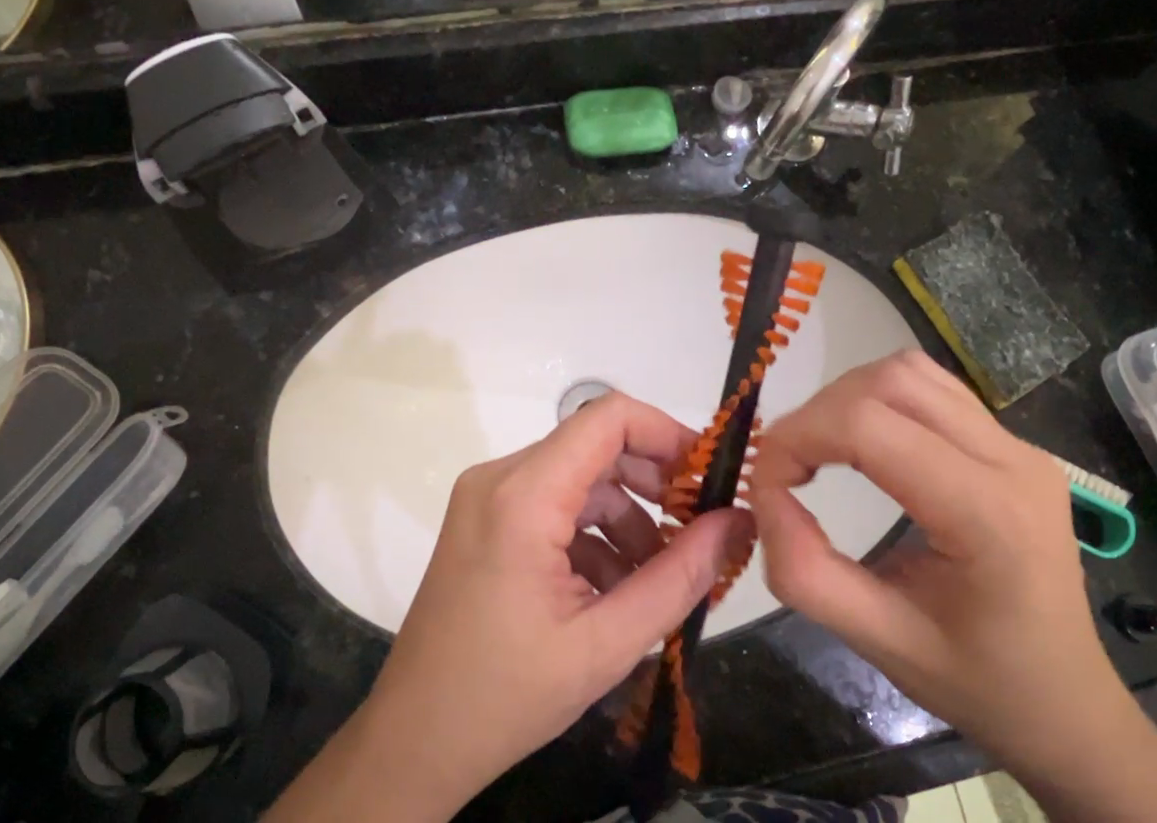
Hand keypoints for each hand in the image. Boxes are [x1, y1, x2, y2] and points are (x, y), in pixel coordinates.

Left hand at [267, 393, 750, 822]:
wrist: (417, 737)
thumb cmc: (508, 693)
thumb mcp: (607, 642)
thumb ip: (680, 576)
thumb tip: (739, 521)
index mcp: (523, 496)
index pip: (608, 418)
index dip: (669, 434)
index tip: (713, 479)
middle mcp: (499, 479)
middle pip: (596, 448)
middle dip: (656, 485)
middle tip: (702, 533)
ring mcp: (487, 499)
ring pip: (579, 480)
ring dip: (628, 520)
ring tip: (660, 579)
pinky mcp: (485, 522)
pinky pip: (554, 506)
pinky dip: (594, 536)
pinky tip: (615, 591)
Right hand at [750, 350, 1126, 772]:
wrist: (1065, 703)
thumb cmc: (975, 682)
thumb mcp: (878, 642)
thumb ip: (804, 571)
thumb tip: (761, 495)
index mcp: (987, 514)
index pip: (869, 425)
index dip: (797, 439)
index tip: (766, 484)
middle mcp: (1011, 459)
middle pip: (889, 382)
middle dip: (817, 415)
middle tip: (787, 470)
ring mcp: (1018, 446)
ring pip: (909, 372)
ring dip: (846, 399)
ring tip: (820, 453)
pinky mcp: (1012, 444)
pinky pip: (932, 389)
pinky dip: (878, 400)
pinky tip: (862, 445)